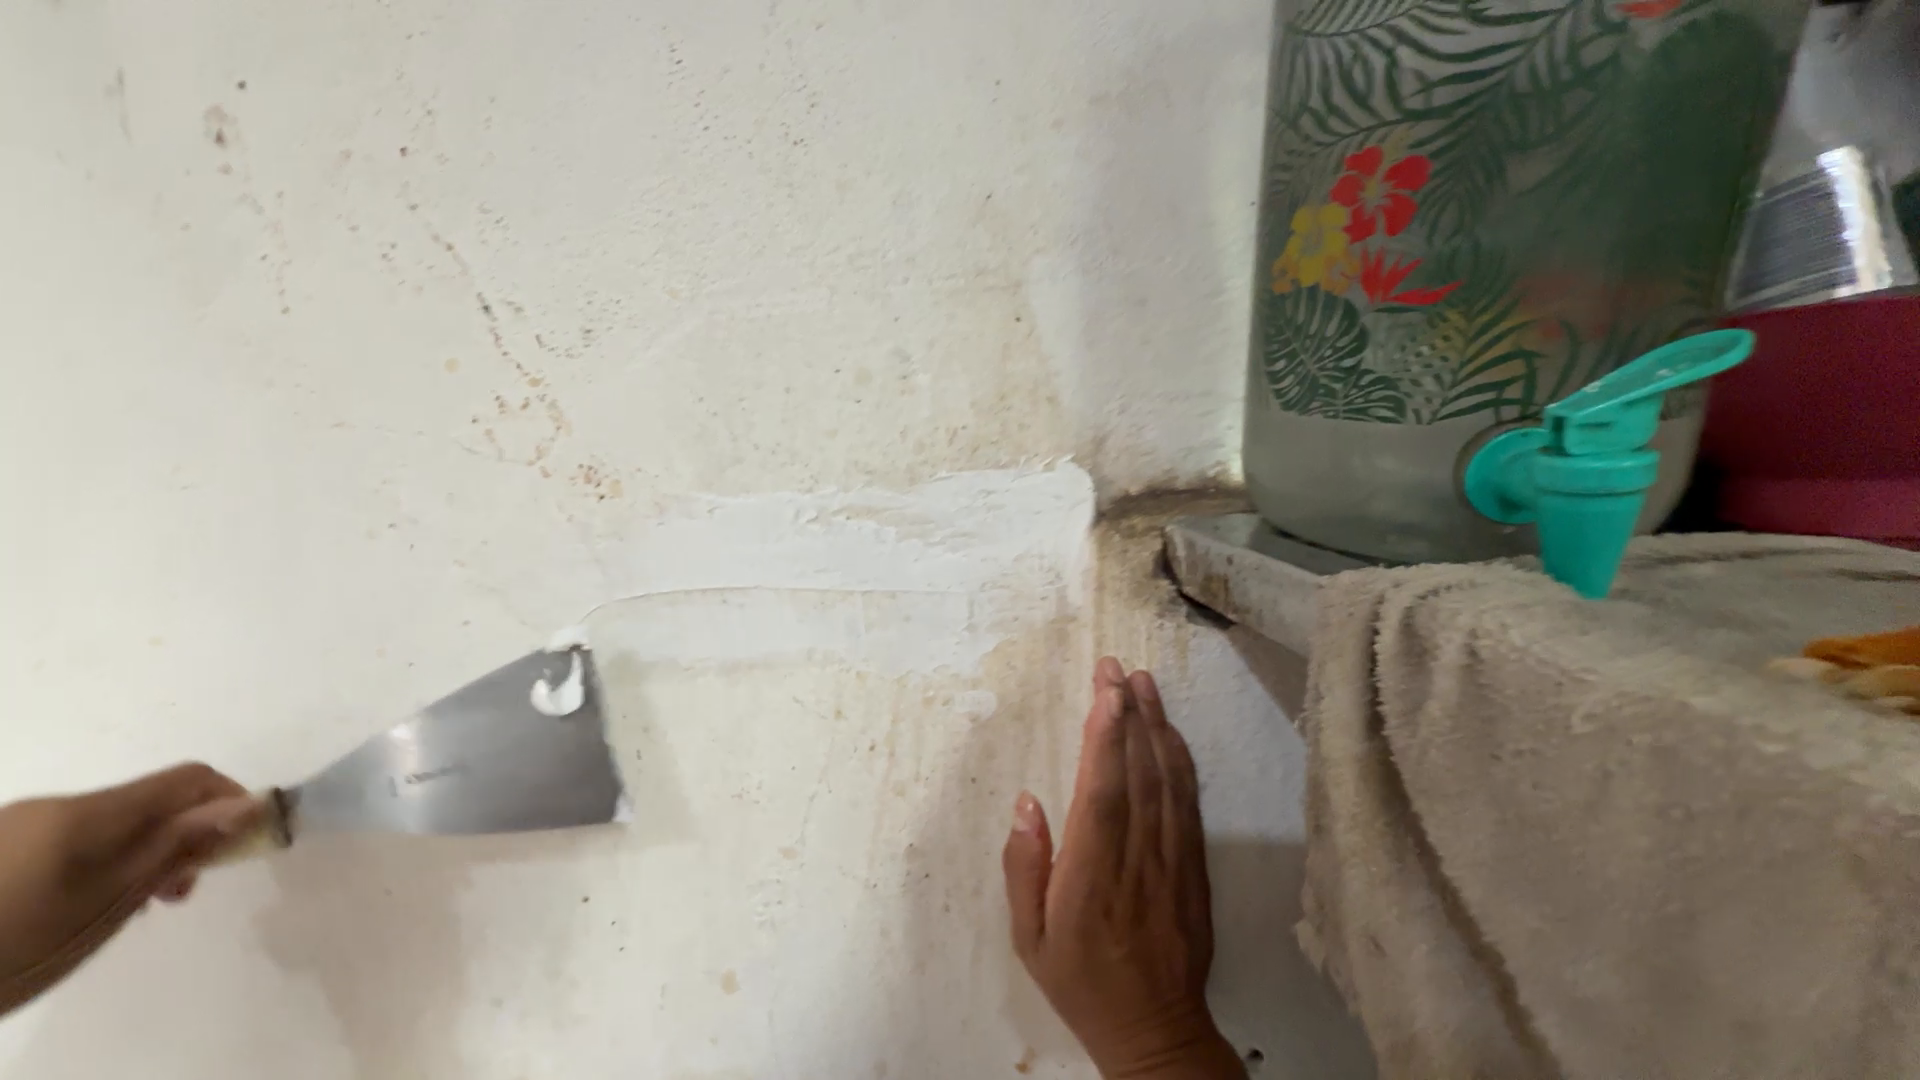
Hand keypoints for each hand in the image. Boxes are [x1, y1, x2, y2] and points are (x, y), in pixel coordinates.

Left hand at [0, 763, 259, 1015]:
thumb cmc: (19, 946)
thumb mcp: (111, 902)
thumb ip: (179, 846)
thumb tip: (248, 806)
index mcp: (86, 812)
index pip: (189, 778)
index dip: (231, 799)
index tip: (245, 841)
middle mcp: (53, 804)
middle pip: (150, 802)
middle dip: (184, 836)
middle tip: (181, 892)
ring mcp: (17, 824)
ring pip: (113, 822)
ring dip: (143, 853)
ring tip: (133, 906)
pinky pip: (74, 837)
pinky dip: (102, 861)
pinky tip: (84, 906)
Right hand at [1003, 659, 1245, 1079]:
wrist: (1157, 1031)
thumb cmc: (1081, 981)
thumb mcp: (1030, 940)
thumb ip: (1024, 869)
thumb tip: (1027, 803)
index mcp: (1092, 877)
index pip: (1103, 795)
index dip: (1106, 739)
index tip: (1104, 692)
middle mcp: (1138, 859)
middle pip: (1138, 775)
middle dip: (1127, 714)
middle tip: (1115, 667)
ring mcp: (1173, 860)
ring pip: (1168, 781)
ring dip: (1156, 726)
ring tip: (1142, 682)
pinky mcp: (1195, 865)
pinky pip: (1189, 803)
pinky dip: (1179, 760)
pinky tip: (1169, 731)